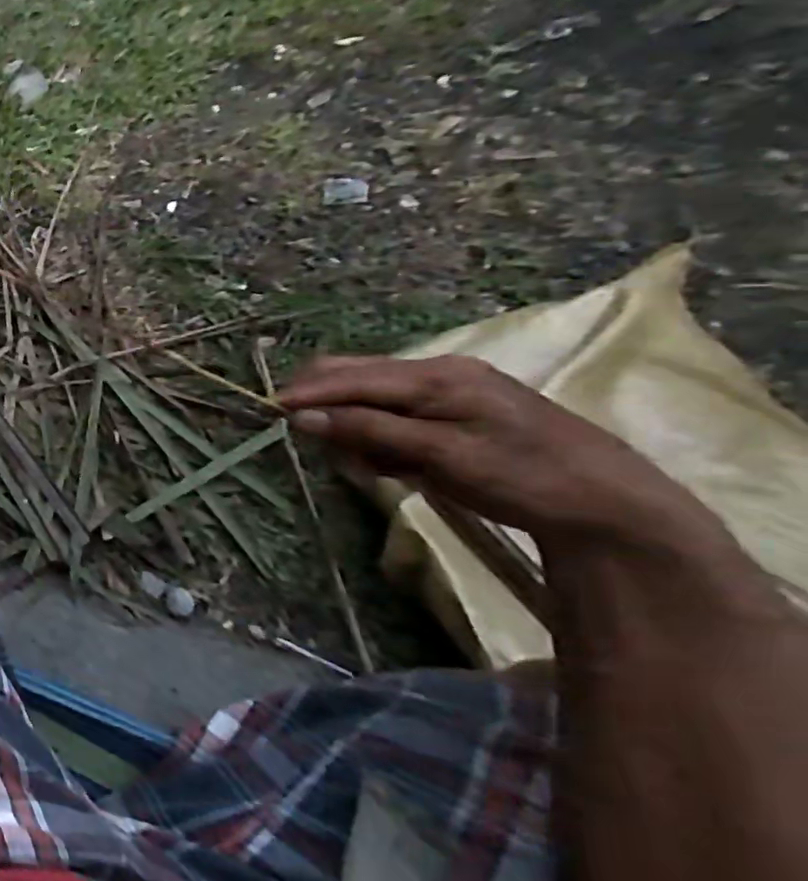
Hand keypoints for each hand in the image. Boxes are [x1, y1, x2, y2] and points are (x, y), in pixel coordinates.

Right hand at [279, 355, 724, 545]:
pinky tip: (392, 463)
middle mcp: (439, 372)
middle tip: (308, 438)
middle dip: (325, 403)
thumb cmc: (525, 477)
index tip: (266, 409)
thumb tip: (303, 416)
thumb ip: (370, 431)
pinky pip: (395, 413)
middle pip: (356, 374)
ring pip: (371, 394)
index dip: (306, 392)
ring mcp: (450, 390)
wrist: (614, 508)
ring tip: (363, 463)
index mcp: (436, 376)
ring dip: (353, 424)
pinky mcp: (457, 412)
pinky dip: (379, 434)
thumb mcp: (441, 456)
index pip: (351, 377)